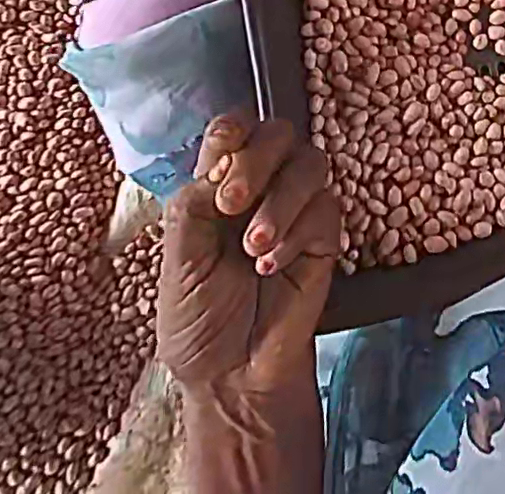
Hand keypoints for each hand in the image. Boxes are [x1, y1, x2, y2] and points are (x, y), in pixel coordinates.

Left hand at [158, 114, 341, 394]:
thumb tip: (225, 162)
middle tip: (232, 203)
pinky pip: (326, 208)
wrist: (232, 375)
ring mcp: (298, 206)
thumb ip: (194, 205)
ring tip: (254, 247)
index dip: (233, 130)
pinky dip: (299, 232)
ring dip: (281, 199)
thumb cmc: (197, 316)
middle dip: (257, 160)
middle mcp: (264, 183)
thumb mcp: (178, 261)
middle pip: (278, 134)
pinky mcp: (325, 235)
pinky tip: (273, 265)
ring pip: (309, 163)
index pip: (235, 129)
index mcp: (221, 182)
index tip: (221, 155)